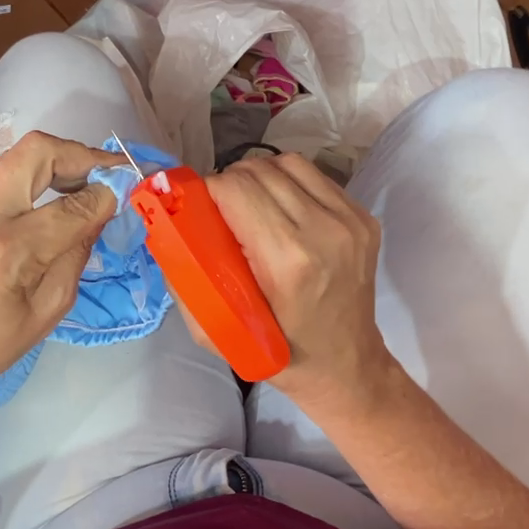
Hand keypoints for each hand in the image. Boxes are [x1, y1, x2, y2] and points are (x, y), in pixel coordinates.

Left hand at [0, 131, 117, 428]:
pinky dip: (39, 176)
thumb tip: (103, 208)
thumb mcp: (51, 305)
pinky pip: (7, 175)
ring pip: (20, 156)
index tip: (126, 194)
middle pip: (38, 151)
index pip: (71, 205)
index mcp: (7, 251)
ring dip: (59, 162)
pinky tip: (58, 197)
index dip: (105, 196)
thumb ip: (78, 250)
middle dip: (81, 155)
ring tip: (87, 186)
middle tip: (107, 176)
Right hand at [189, 153, 394, 410]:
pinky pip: (313, 176)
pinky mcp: (363, 216)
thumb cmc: (277, 355)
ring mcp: (349, 220)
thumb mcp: (216, 330)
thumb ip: (186, 278)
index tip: (195, 210)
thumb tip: (164, 231)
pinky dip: (286, 185)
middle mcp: (324, 230)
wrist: (345, 366)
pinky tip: (278, 212)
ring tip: (247, 208)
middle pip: (258, 170)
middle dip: (228, 183)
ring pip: (286, 163)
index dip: (206, 191)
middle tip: (217, 212)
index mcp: (287, 260)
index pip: (235, 188)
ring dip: (257, 178)